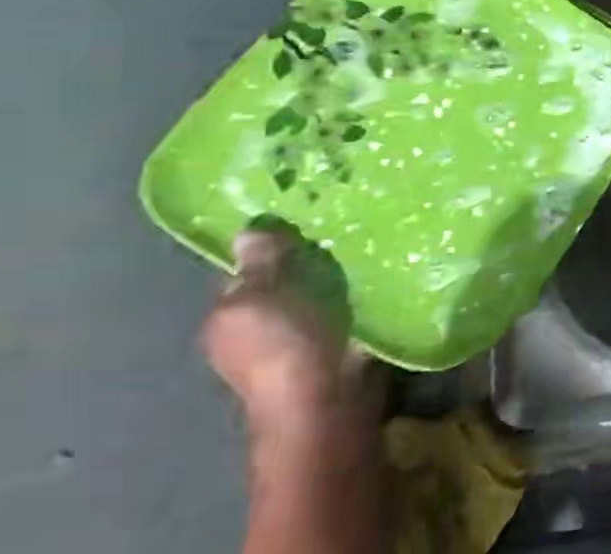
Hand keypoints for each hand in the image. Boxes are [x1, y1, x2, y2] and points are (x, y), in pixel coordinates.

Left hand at [202, 230, 371, 437]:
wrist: (325, 398)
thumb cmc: (280, 348)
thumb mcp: (257, 300)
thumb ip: (258, 265)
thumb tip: (248, 231)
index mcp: (230, 315)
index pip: (245, 268)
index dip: (268, 243)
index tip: (302, 212)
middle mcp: (262, 324)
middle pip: (287, 276)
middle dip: (311, 253)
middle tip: (343, 218)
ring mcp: (303, 333)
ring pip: (321, 288)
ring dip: (341, 269)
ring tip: (368, 233)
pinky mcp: (341, 337)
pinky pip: (350, 301)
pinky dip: (361, 287)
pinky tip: (380, 265)